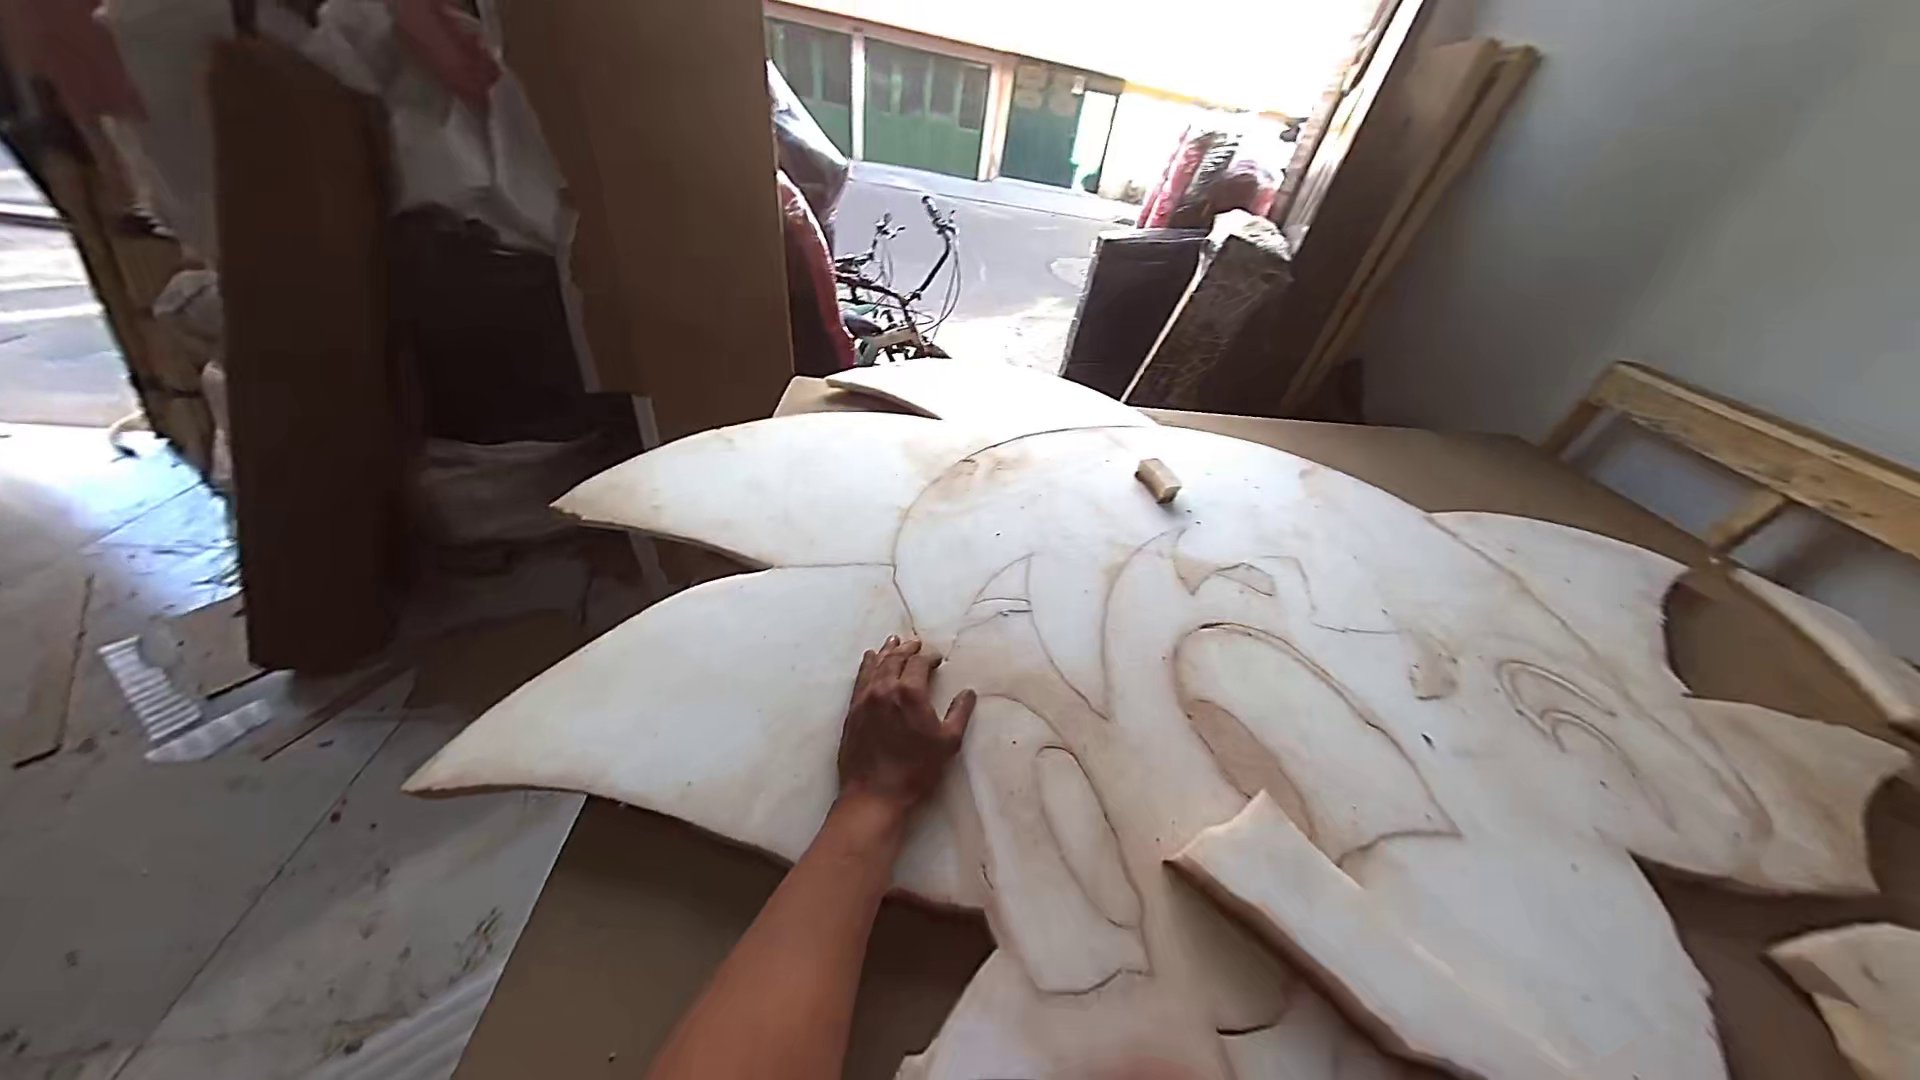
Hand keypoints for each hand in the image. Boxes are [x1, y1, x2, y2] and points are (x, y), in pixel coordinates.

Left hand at [836, 636, 975, 820]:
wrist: (875, 794)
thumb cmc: (916, 770)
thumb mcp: (948, 742)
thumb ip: (959, 713)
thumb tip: (968, 693)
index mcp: (910, 693)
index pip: (919, 664)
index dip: (929, 657)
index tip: (937, 658)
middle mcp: (885, 689)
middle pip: (896, 659)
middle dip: (908, 649)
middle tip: (916, 644)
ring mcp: (865, 698)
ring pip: (877, 665)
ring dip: (887, 652)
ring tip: (894, 641)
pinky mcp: (853, 710)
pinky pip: (860, 678)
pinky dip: (867, 665)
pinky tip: (870, 658)